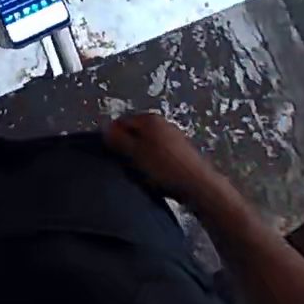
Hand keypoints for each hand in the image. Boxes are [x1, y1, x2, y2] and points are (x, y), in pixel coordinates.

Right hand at [103, 113, 236, 209]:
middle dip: (127, 146)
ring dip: (141, 155)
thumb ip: (119, 140)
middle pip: (136, 131)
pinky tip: (156, 175)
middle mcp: (163, 122)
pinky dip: (154, 161)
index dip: (113, 136)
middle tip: (124, 164)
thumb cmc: (162, 168)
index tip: (109, 154)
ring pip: (148, 143)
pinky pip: (160, 153)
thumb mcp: (134, 153)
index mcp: (150, 119)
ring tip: (140, 173)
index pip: (122, 121)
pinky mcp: (182, 151)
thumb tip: (106, 129)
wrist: (197, 184)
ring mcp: (174, 136)